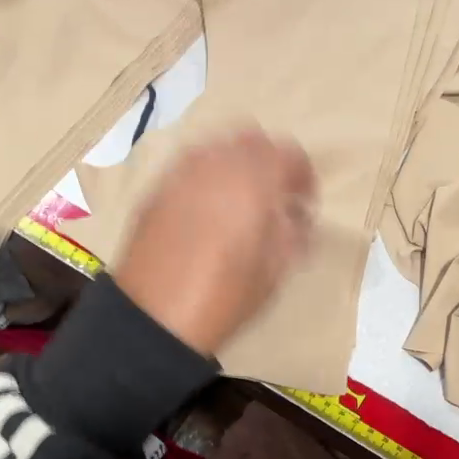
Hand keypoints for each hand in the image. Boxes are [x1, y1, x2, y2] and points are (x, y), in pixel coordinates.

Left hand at [114, 127, 316, 355]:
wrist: (154, 317)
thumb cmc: (224, 298)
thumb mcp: (274, 273)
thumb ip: (294, 233)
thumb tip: (299, 215)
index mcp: (254, 182)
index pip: (290, 154)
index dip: (304, 177)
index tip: (304, 204)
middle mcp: (217, 164)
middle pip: (253, 140)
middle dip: (269, 163)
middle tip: (275, 198)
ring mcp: (182, 172)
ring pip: (219, 147)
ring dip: (237, 166)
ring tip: (241, 203)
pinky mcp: (157, 187)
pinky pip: (192, 166)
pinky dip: (209, 177)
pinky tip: (209, 210)